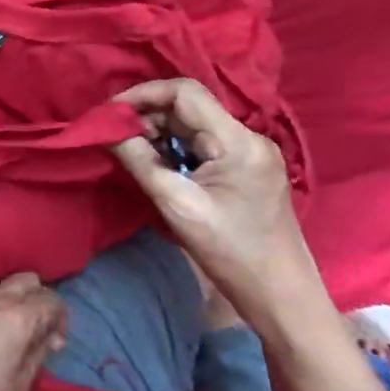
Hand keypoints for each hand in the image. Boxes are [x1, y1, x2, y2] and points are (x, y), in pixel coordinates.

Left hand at [0, 273, 66, 390]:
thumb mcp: (21, 383)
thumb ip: (39, 351)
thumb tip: (49, 335)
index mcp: (17, 316)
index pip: (52, 300)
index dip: (60, 319)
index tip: (55, 342)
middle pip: (30, 281)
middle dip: (40, 301)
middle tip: (37, 331)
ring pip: (6, 284)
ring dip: (16, 300)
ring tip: (12, 330)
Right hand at [108, 79, 318, 309]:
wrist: (281, 298)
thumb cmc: (231, 254)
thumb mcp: (178, 206)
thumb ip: (140, 161)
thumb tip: (108, 130)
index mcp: (238, 141)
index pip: (185, 92)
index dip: (144, 94)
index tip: (111, 112)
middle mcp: (248, 137)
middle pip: (189, 107)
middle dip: (148, 116)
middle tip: (117, 137)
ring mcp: (249, 152)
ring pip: (194, 125)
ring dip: (160, 132)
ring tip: (134, 152)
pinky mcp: (246, 168)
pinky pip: (203, 144)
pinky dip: (176, 148)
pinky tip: (158, 165)